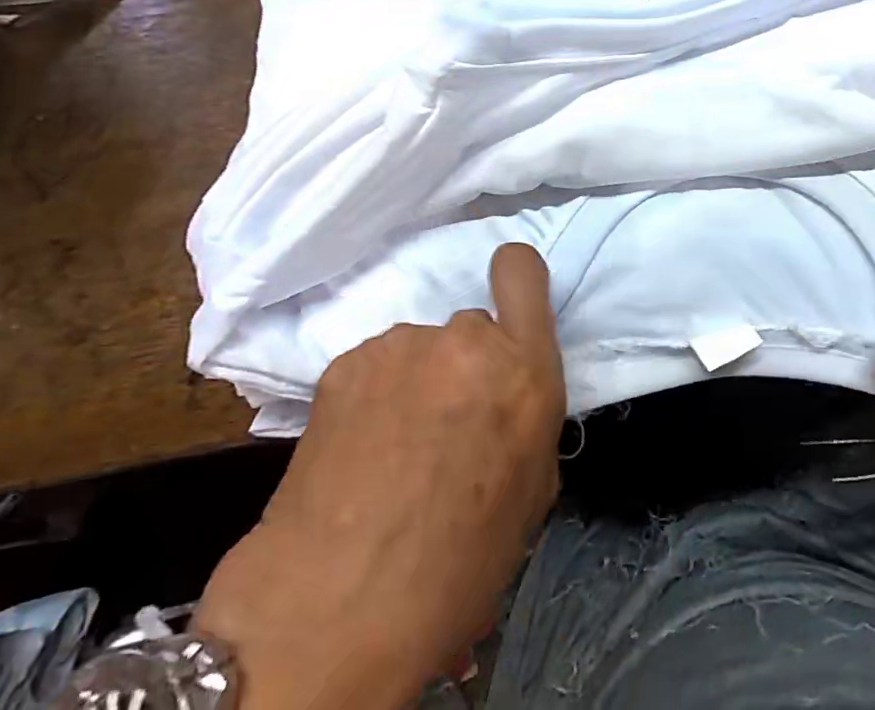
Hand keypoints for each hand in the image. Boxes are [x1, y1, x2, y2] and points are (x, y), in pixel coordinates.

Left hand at [195, 244, 564, 709]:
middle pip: (473, 327)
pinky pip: (376, 368)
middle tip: (447, 423)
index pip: (522, 271)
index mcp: (524, 369)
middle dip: (467, 364)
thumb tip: (505, 403)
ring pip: (421, 350)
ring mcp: (399, 348)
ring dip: (417, 381)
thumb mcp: (533, 487)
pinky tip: (360, 450)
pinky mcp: (341, 366)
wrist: (341, 603)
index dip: (517, 276)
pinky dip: (374, 397)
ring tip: (396, 446)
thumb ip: (527, 418)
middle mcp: (465, 341)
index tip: (510, 305)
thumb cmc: (464, 558)